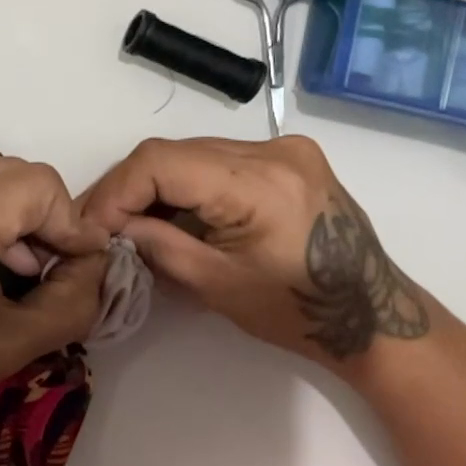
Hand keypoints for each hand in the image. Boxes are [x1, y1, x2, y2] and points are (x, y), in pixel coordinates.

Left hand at [0, 146, 108, 465]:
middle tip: (53, 264)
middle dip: (43, 210)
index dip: (71, 222)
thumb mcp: (10, 345)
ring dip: (8, 201)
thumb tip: (96, 264)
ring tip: (19, 259)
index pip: (37, 185)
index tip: (81, 265)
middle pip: (8, 168)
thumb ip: (71, 300)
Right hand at [78, 136, 430, 366]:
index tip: (91, 227)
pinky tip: (171, 214)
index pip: (161, 163)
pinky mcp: (287, 157)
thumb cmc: (297, 312)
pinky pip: (217, 160)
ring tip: (128, 223)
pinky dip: (186, 185)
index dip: (116, 190)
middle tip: (98, 226)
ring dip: (154, 186)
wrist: (373, 317)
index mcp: (260, 184)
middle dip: (129, 189)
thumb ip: (157, 246)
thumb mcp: (216, 285)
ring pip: (192, 153)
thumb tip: (108, 227)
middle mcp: (273, 151)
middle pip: (174, 153)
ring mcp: (284, 148)